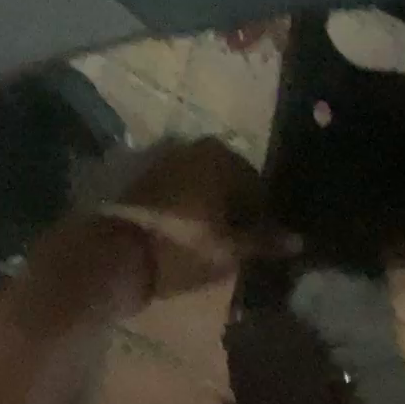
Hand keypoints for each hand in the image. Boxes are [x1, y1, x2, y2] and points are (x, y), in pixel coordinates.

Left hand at [13, 138, 279, 332]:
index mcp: (218, 155)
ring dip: (199, 208)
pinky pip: (163, 194)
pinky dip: (172, 210)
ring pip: (190, 186)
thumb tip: (297, 239)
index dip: (259, 217)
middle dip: (228, 209)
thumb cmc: (176, 250)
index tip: (256, 243)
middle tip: (229, 244)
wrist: (107, 257)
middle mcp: (186, 146)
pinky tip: (171, 236)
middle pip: (220, 181)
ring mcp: (152, 160)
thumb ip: (263, 242)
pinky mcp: (125, 180)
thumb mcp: (227, 252)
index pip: (254, 185)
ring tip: (199, 243)